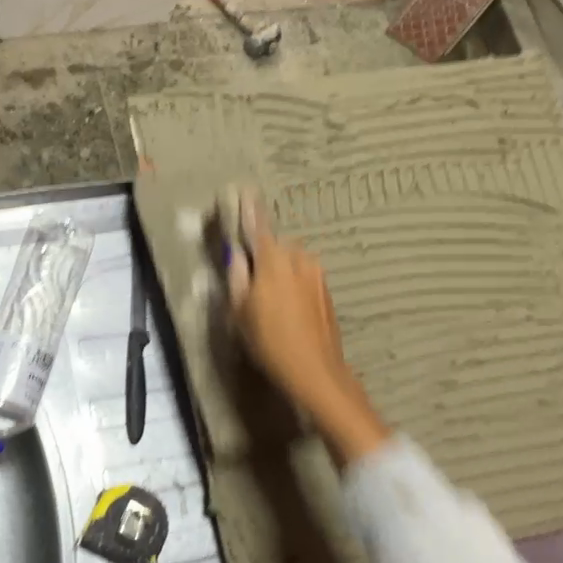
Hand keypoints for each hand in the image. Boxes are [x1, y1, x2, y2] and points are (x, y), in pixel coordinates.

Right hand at [224, 188, 389, 464]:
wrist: (315, 371)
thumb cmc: (269, 340)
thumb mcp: (239, 311)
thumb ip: (236, 276)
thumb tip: (235, 253)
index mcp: (273, 260)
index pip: (257, 225)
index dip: (248, 209)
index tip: (242, 190)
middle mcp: (298, 258)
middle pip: (275, 245)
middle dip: (262, 253)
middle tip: (247, 278)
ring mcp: (316, 274)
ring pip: (290, 260)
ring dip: (278, 270)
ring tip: (266, 299)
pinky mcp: (326, 291)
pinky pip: (302, 276)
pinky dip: (291, 283)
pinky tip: (285, 309)